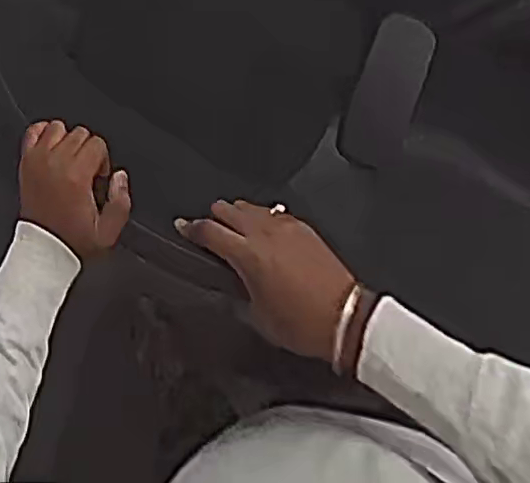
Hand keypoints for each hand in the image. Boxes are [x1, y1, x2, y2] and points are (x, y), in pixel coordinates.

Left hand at [19, 120, 130, 260]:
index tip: (98, 177)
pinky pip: (34, 131)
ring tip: (68, 160)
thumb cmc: (71, 240)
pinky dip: (43, 133)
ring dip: (66, 140)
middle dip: (87, 150)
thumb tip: (120, 177)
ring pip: (58, 127)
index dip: (103, 159)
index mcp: (76, 176)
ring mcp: (37, 160)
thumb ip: (121, 201)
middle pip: (79, 133)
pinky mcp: (25, 161)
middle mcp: (56, 162)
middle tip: (85, 172)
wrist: (42, 249)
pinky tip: (51, 148)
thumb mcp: (107, 231)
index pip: (97, 143)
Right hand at [177, 200, 355, 363]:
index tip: (183, 227)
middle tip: (208, 228)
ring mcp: (284, 226)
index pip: (209, 230)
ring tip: (235, 227)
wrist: (346, 319)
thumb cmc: (303, 324)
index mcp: (247, 255)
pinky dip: (262, 218)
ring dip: (237, 214)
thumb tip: (229, 285)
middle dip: (213, 217)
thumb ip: (237, 293)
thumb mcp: (258, 317)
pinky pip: (273, 212)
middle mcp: (264, 233)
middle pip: (226, 209)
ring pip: (249, 206)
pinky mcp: (302, 227)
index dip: (191, 228)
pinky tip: (264, 231)